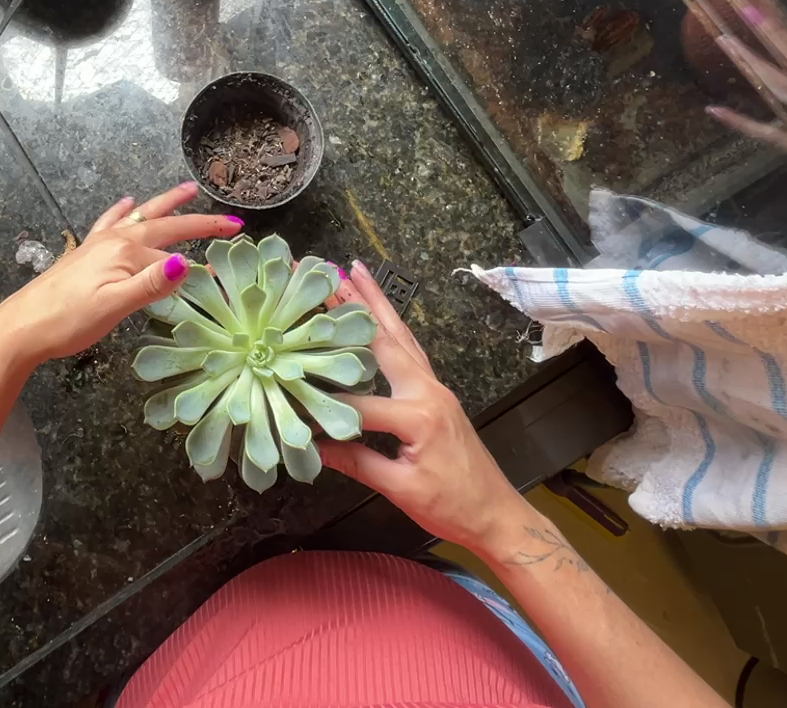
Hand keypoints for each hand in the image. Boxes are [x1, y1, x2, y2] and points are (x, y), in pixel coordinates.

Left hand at [0, 181, 242, 370]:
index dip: (205, 258)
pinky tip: (126, 202)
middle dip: (197, 221)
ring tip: (186, 190)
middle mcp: (114, 240)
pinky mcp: (85, 253)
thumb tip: (186, 263)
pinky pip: (109, 222)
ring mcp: (98, 244)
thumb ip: (150, 284)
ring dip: (165, 203)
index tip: (233, 259)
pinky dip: (122, 211)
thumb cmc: (68, 320)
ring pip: (139, 216)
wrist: (22, 327)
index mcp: (125, 251)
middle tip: (228, 219)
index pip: (176, 252)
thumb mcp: (114, 306)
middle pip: (163, 223)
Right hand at [318, 262, 529, 546]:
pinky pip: (410, 348)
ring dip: (377, 301)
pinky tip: (380, 312)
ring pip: (401, 335)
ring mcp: (435, 386)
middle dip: (356, 301)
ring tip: (356, 271)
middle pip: (385, 337)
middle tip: (330, 269)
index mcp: (417, 414)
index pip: (358, 402)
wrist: (498, 516)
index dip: (322, 400)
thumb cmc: (452, 507)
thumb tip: (312, 445)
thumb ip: (356, 462)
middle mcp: (427, 389)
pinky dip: (391, 325)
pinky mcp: (437, 391)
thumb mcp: (400, 489)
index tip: (288, 386)